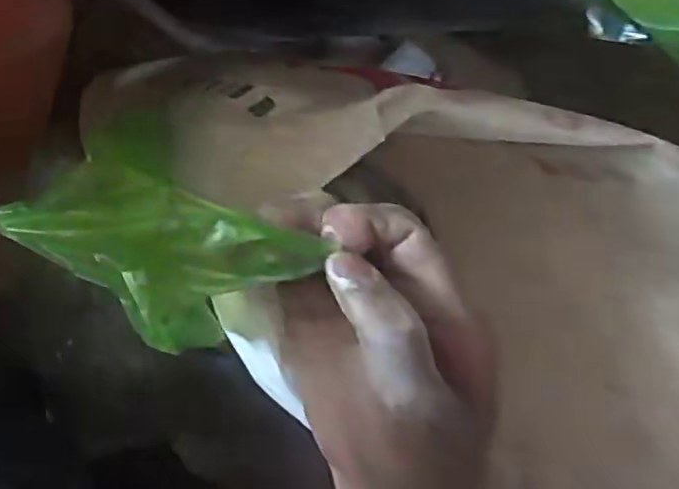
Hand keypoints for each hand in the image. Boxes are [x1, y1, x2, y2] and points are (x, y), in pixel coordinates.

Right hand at [276, 203, 497, 488]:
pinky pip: (282, 264)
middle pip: (350, 224)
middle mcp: (387, 286)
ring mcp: (341, 295)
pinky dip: (260, 250)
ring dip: (281, 225)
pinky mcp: (303, 308)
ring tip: (256, 232)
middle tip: (282, 227)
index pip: (402, 231)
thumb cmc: (414, 444)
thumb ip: (388, 323)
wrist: (383, 485)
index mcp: (434, 301)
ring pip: (310, 237)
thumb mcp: (413, 388)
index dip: (366, 221)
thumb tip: (341, 259)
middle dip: (314, 216)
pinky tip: (244, 251)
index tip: (333, 237)